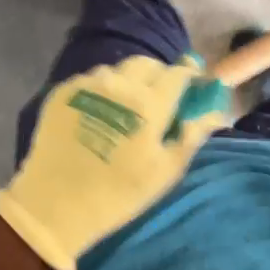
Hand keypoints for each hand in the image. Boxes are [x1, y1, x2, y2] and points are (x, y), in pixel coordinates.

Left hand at [0, 57, 229, 269]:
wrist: (56, 205)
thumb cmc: (118, 194)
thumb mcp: (165, 171)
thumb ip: (191, 135)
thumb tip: (214, 111)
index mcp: (147, 104)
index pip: (177, 73)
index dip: (188, 76)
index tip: (192, 83)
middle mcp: (117, 85)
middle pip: (146, 63)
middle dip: (157, 75)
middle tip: (157, 99)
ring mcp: (86, 85)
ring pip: (116, 70)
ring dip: (126, 82)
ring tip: (124, 109)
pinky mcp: (61, 92)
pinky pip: (90, 80)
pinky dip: (100, 90)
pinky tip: (97, 114)